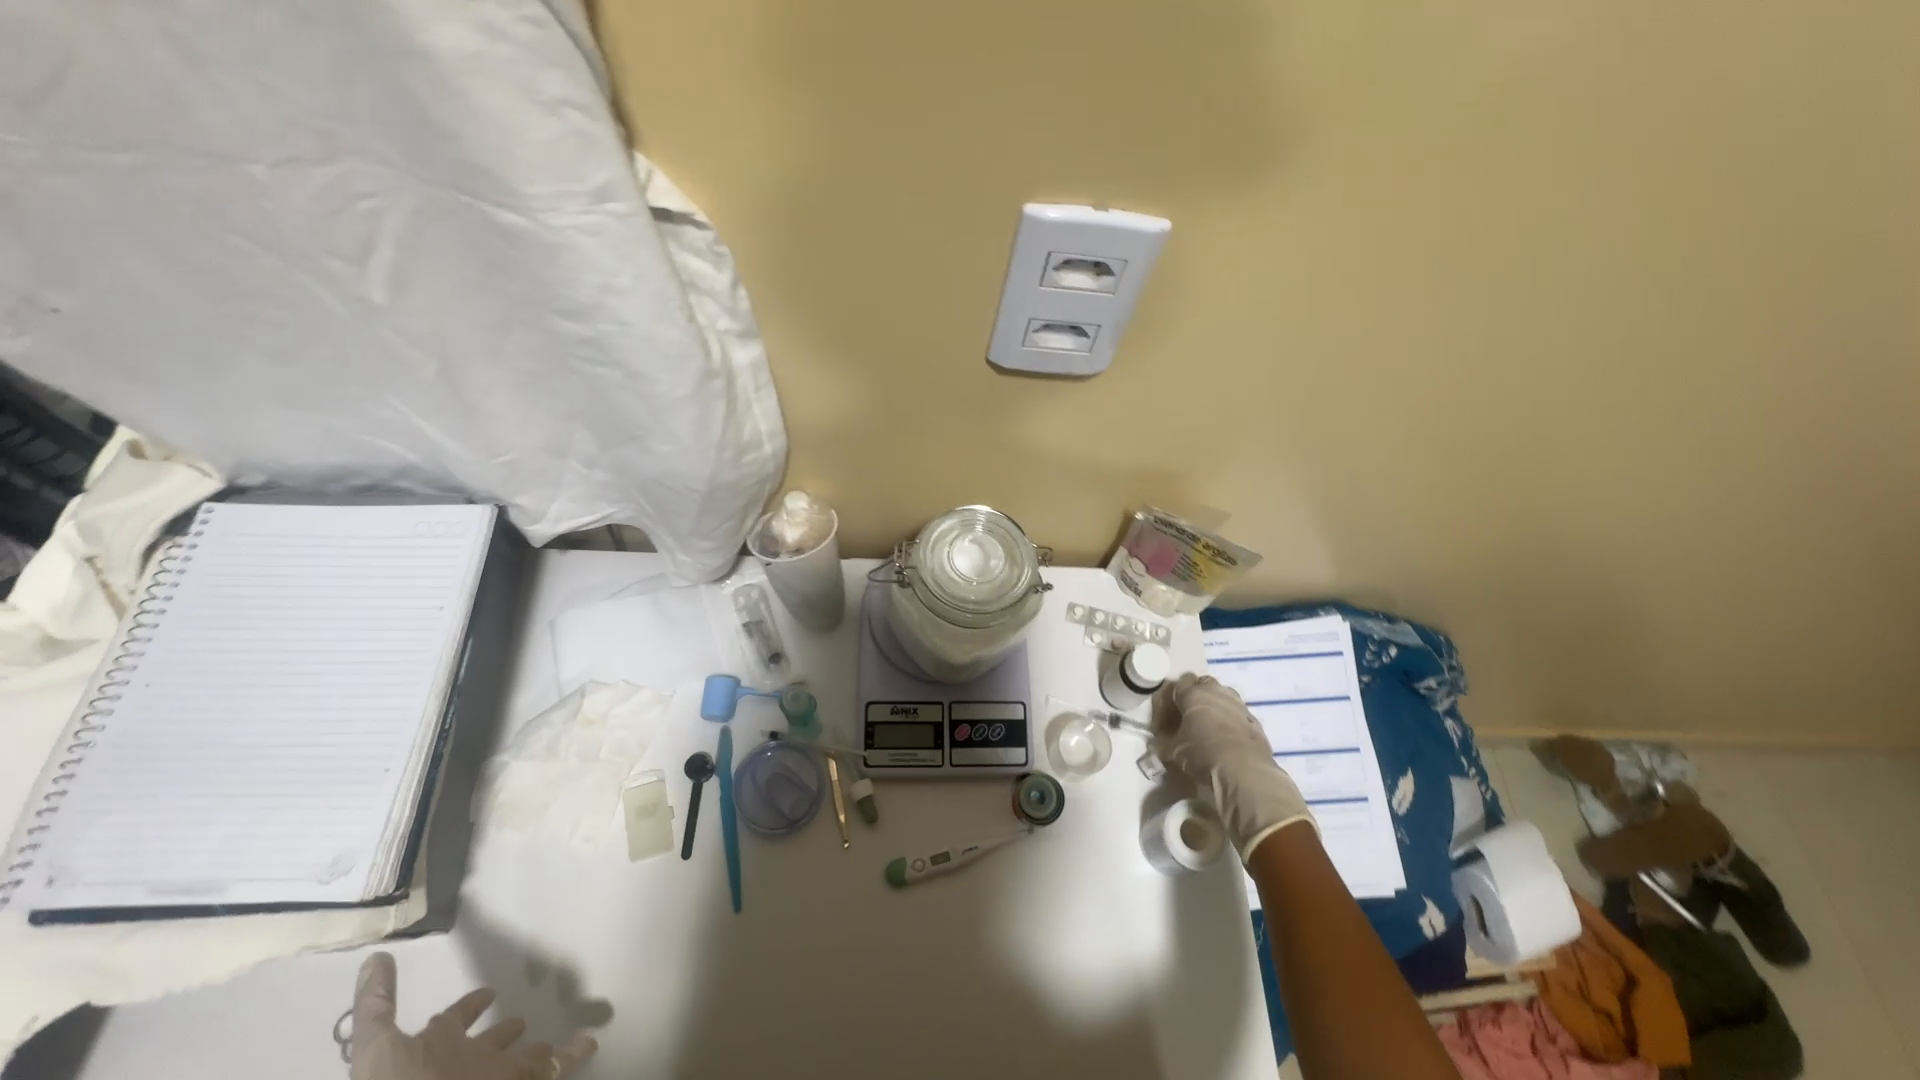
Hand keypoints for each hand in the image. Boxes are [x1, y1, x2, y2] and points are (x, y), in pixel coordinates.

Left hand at [349, 952, 596, 1079]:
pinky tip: (590, 1043)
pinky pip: (552, 1068)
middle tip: (519, 1022)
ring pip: (523, 1061)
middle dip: (502, 1035)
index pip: (454, 1022)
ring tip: (556, 1043)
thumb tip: (376, 957)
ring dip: (538, 1052)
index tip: (488, 993)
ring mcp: (493, 1076)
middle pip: (488, 1048)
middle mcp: (466, 1064)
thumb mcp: (376, 1044)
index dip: (470, 1007)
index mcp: (437, 1048)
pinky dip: (572, 1057)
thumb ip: (376, 1003)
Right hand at [1154, 673, 1316, 859]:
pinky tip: (1225, 739)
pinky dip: (1229, 720)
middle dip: (1192, 697)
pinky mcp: (1254, 719)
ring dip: (1212, 706)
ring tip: (1207, 728)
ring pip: (1222, 696)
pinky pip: (1236, 713)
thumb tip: (1159, 742)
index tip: (1165, 722)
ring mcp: (1238, 704)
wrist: (1244, 770)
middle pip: (1201, 684)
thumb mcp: (1173, 751)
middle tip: (1186, 719)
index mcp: (1193, 694)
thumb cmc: (1202, 753)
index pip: (1175, 686)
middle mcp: (1216, 692)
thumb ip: (1163, 742)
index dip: (1168, 702)